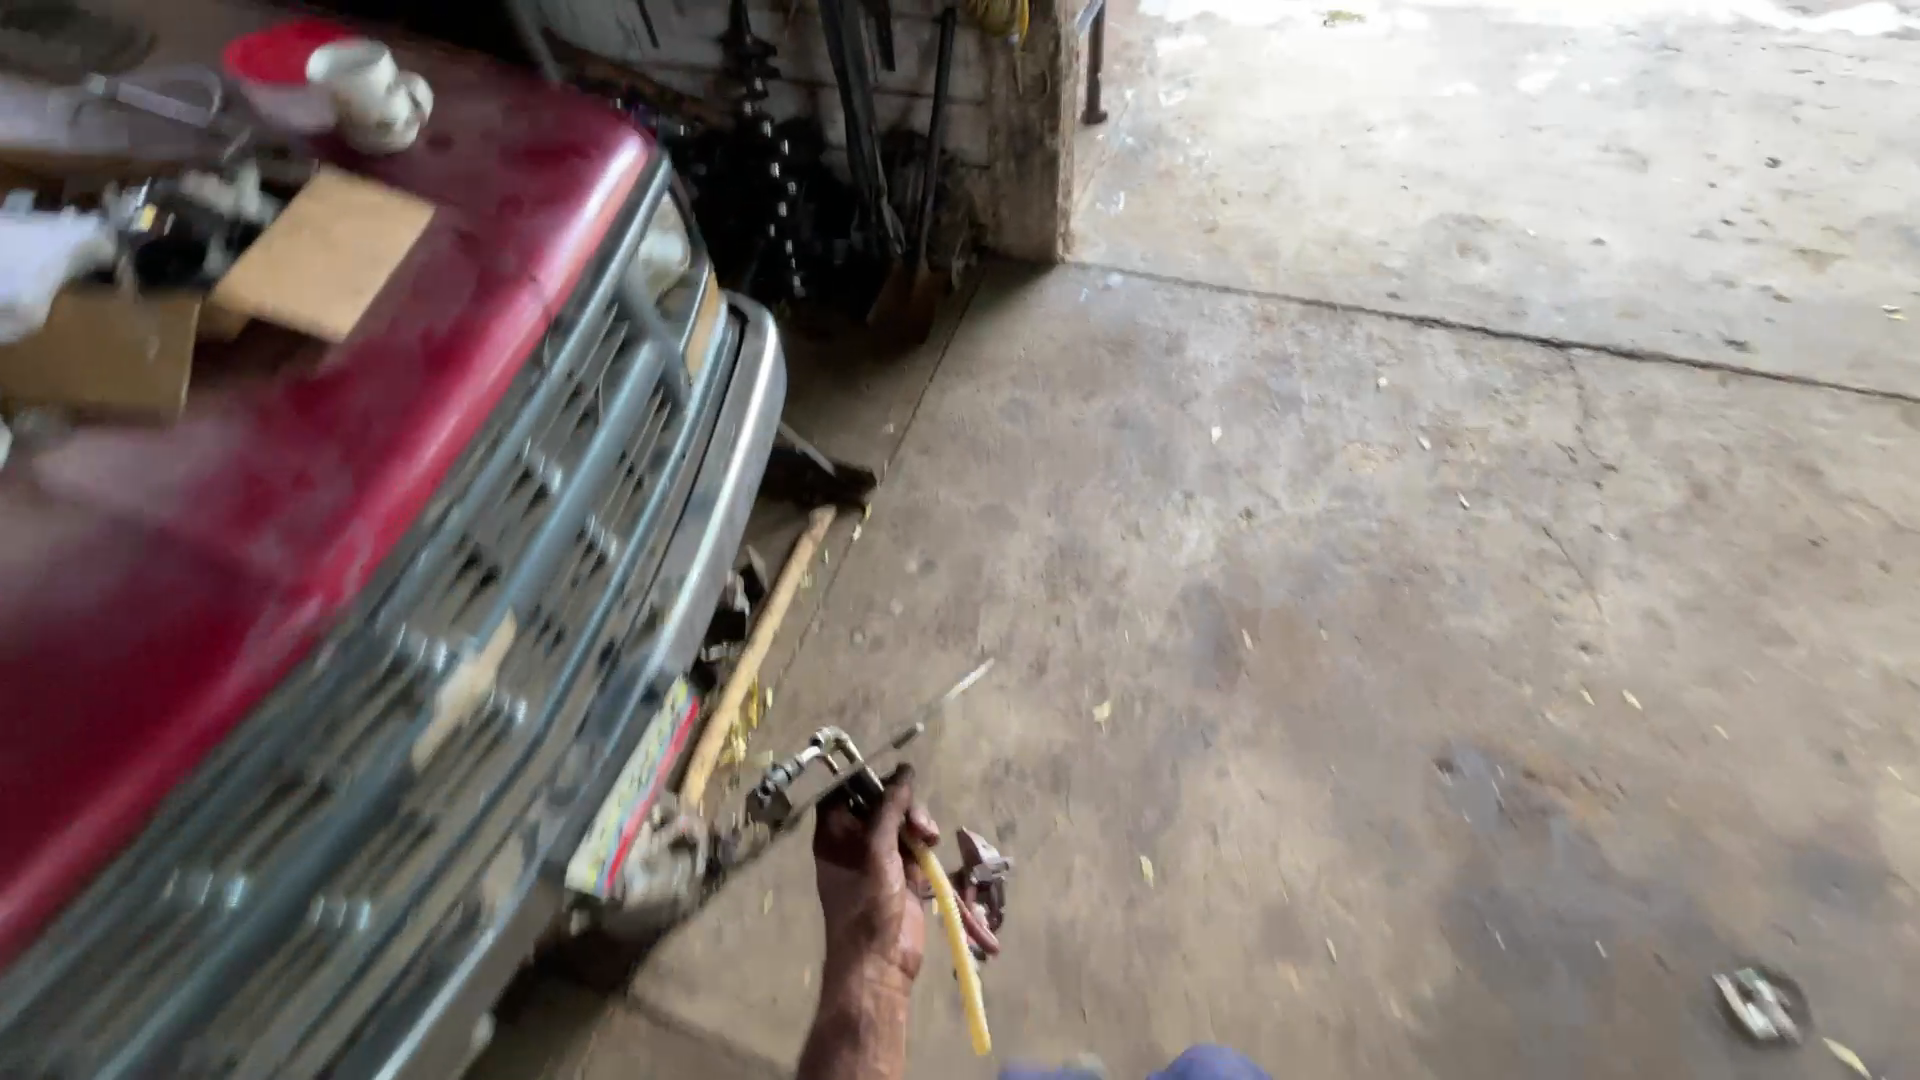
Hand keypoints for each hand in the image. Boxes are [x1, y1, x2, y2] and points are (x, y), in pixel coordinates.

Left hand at [812, 765, 1000, 986]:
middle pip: (881, 801)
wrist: (881, 961)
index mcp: (835, 832)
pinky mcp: (904, 869)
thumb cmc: (865, 903)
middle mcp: (856, 839)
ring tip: (928, 837)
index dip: (866, 777)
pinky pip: (915, 840)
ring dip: (918, 821)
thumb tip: (904, 771)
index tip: (892, 773)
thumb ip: (890, 808)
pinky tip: (932, 844)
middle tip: (916, 820)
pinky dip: (925, 839)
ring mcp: (881, 854)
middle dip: (903, 803)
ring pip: (902, 819)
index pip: (846, 790)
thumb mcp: (876, 849)